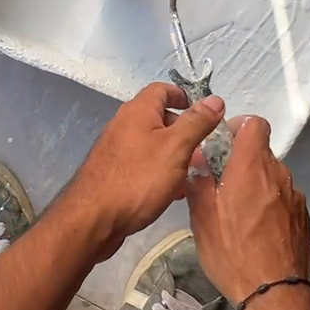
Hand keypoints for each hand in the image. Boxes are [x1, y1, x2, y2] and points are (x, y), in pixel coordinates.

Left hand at [66, 82, 225, 259]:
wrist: (94, 219)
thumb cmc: (138, 179)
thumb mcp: (175, 147)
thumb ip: (196, 122)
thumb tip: (215, 99)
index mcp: (137, 111)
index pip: (162, 90)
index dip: (183, 96)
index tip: (204, 113)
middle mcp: (124, 124)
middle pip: (158, 117)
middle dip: (183, 130)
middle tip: (203, 149)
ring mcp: (116, 149)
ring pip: (152, 143)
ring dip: (174, 153)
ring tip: (193, 173)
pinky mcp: (113, 172)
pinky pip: (142, 163)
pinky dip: (160, 170)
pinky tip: (172, 191)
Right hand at [185, 115, 309, 304]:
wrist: (277, 294)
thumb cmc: (233, 253)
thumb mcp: (202, 219)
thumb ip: (199, 183)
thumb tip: (197, 161)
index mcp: (251, 167)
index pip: (254, 124)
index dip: (238, 127)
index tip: (223, 145)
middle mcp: (278, 175)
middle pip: (261, 152)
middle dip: (241, 162)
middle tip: (221, 186)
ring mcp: (295, 196)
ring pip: (272, 177)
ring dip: (255, 185)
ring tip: (238, 214)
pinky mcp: (303, 217)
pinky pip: (282, 199)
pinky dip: (269, 205)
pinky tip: (257, 231)